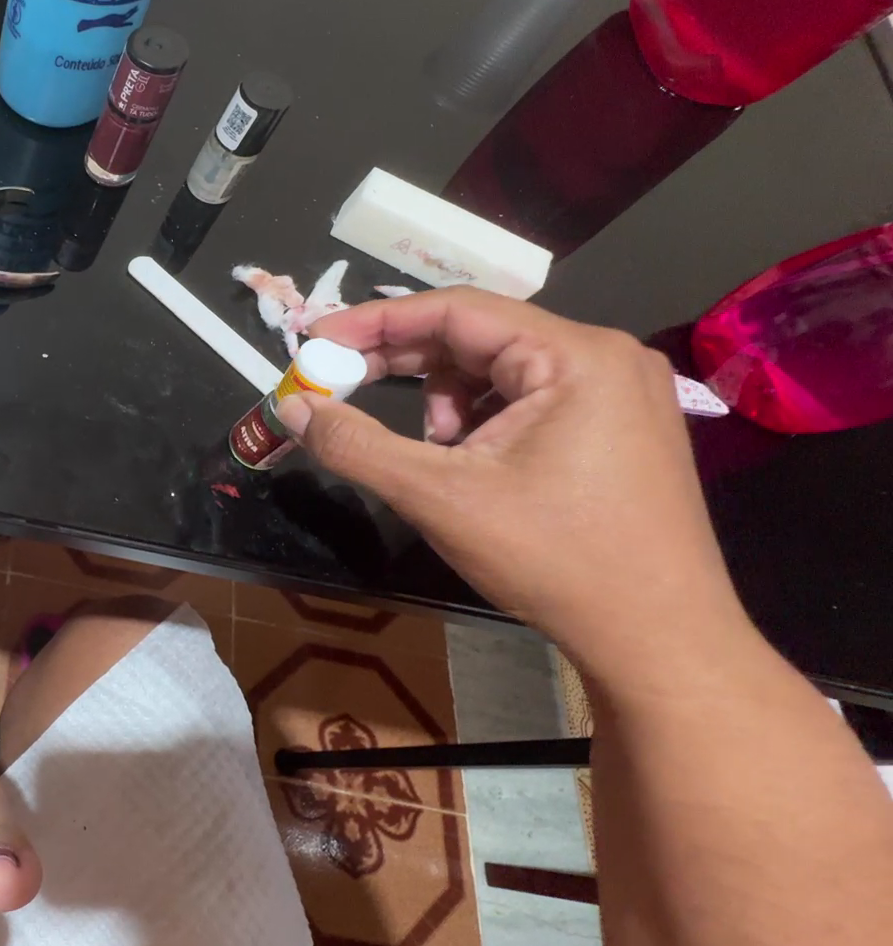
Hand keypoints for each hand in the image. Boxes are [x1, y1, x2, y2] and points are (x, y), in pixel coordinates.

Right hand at [281, 288, 748, 666]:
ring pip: (493, 369)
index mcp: (573, 356)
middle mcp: (601, 357)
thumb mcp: (436, 496)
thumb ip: (355, 444)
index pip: (455, 311)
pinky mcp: (610, 426)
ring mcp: (612, 392)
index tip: (314, 340)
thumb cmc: (551, 556)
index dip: (374, 321)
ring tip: (425, 453)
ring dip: (438, 400)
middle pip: (474, 336)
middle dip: (398, 362)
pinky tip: (462, 462)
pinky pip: (520, 398)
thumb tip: (290, 405)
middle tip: (334, 386)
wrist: (654, 634)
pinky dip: (473, 420)